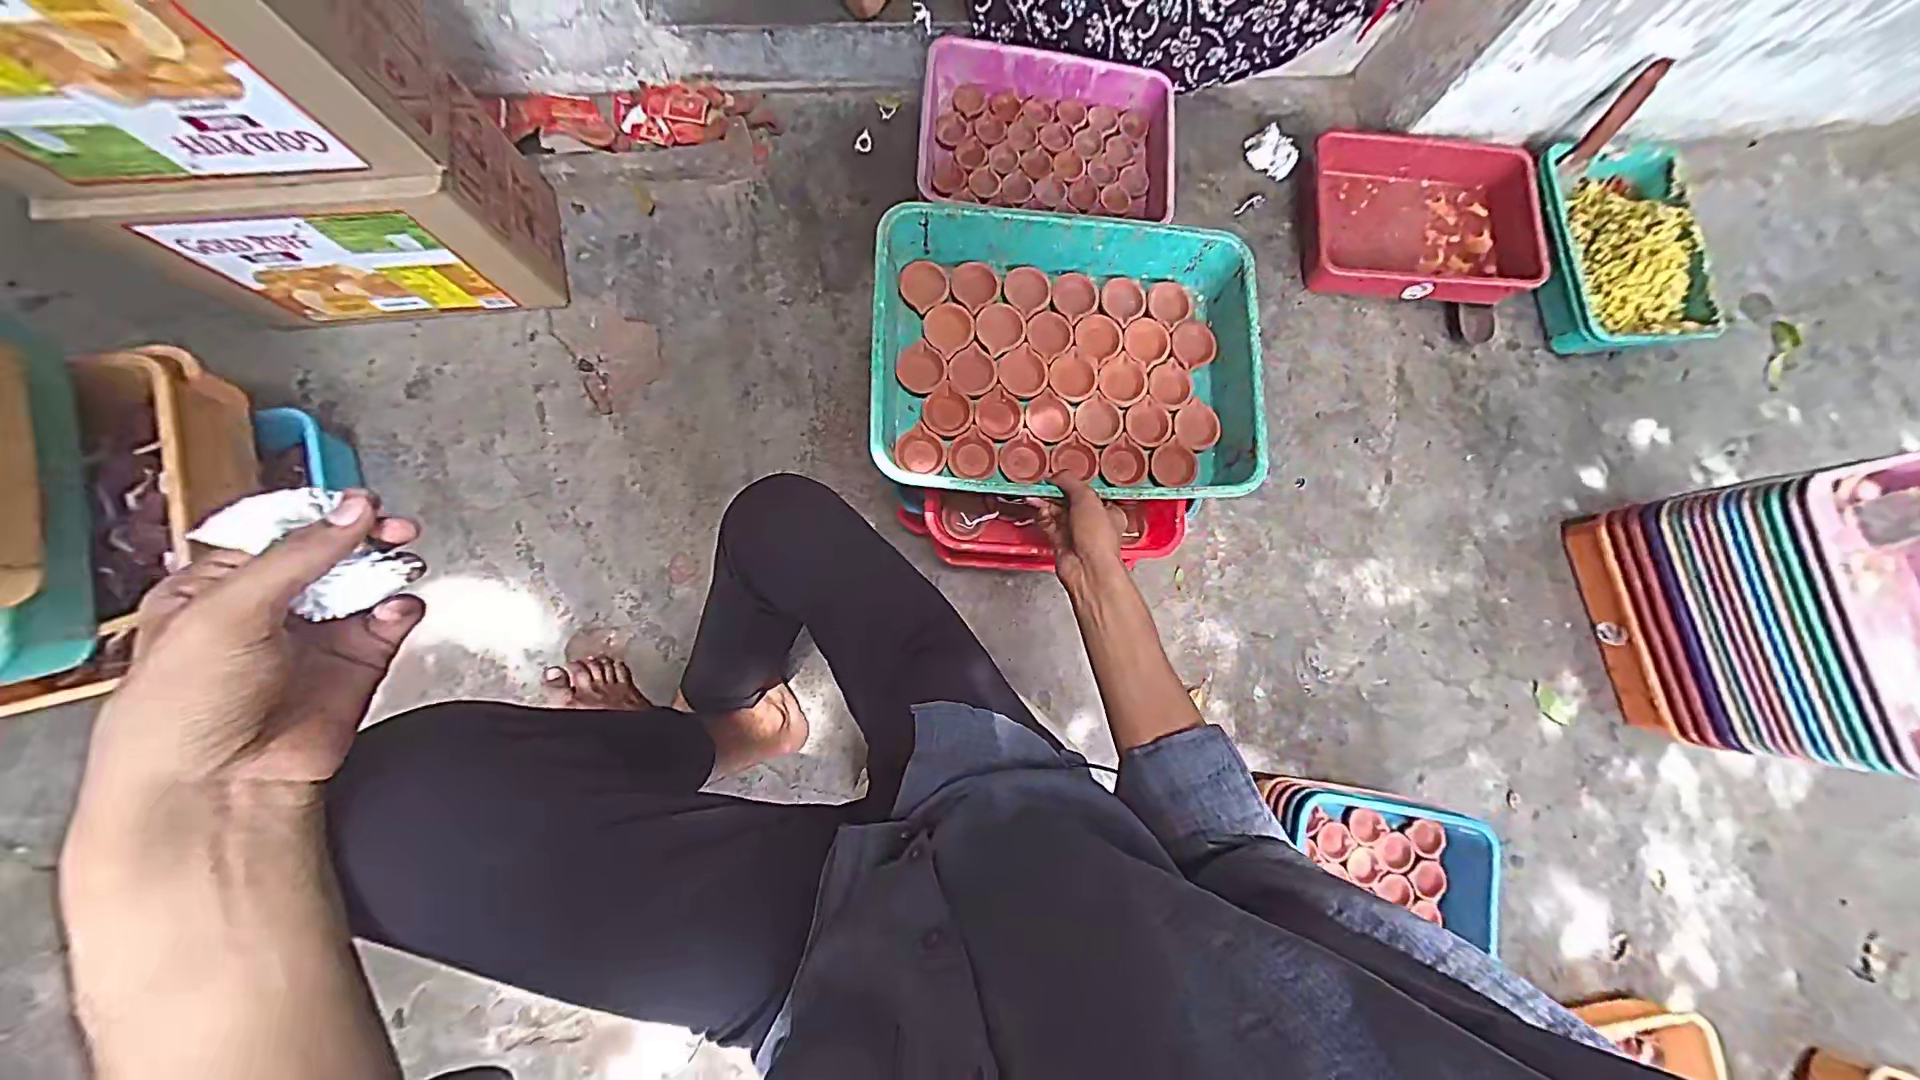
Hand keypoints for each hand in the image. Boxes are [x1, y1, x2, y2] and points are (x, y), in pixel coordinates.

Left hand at [88, 492, 425, 792]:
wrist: (222, 781)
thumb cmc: (181, 708)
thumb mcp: (228, 612)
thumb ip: (301, 556)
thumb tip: (354, 510)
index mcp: (220, 587)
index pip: (281, 533)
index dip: (322, 514)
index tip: (358, 503)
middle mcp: (275, 606)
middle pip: (336, 553)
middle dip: (366, 537)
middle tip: (392, 528)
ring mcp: (321, 632)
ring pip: (372, 582)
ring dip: (389, 570)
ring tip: (399, 564)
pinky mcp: (362, 658)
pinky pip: (395, 619)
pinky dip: (403, 610)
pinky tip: (396, 611)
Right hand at [1029, 473, 1125, 591]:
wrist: (1087, 568)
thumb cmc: (1098, 538)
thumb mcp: (1087, 498)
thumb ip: (1070, 483)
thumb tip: (1057, 475)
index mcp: (1108, 511)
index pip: (1090, 492)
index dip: (1074, 483)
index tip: (1060, 476)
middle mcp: (1093, 523)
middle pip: (1071, 501)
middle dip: (1056, 493)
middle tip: (1044, 485)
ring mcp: (1076, 534)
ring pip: (1058, 513)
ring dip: (1046, 503)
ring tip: (1036, 495)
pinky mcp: (1061, 543)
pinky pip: (1049, 525)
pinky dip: (1043, 516)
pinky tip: (1038, 510)